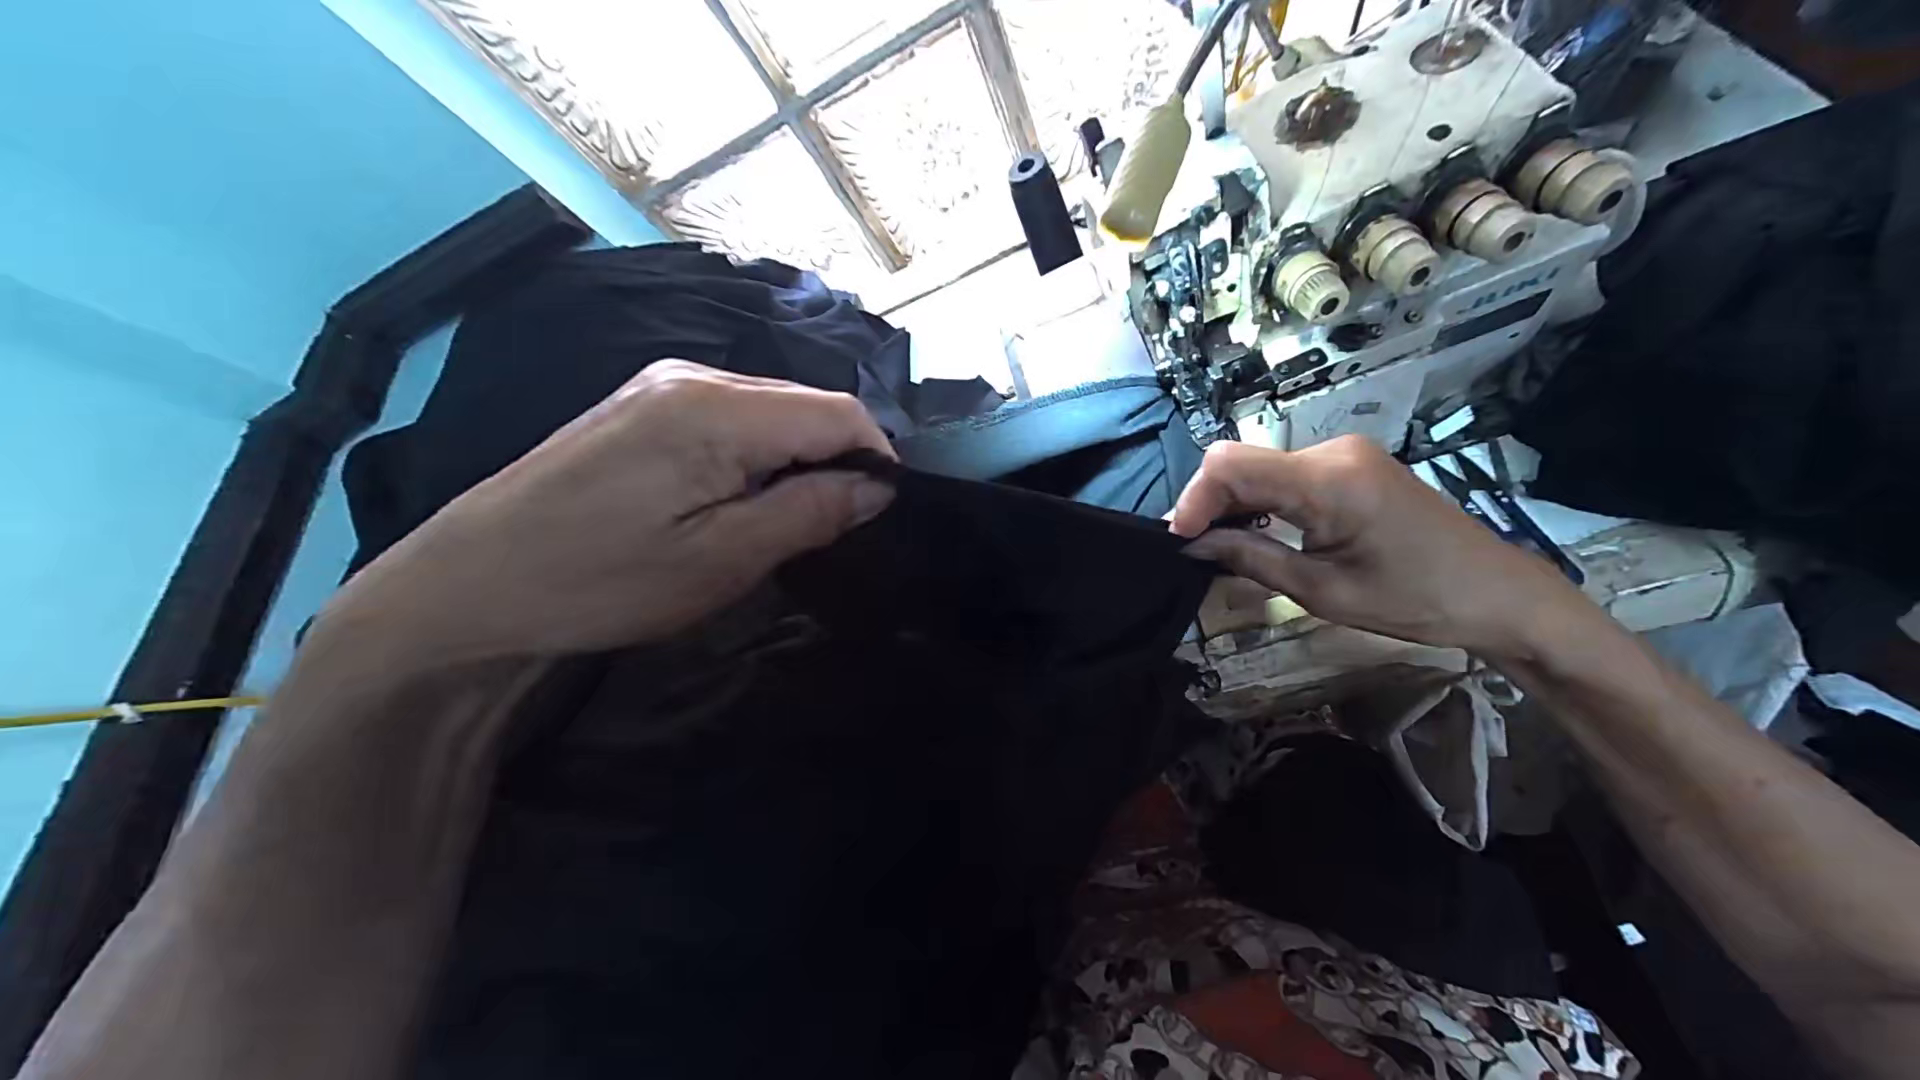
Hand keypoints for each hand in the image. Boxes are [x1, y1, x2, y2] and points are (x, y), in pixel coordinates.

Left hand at [321, 360, 896, 661]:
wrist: (469, 588)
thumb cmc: (601, 581)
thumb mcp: (723, 559)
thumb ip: (810, 512)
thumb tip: (877, 487)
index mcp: (718, 408)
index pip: (838, 411)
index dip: (875, 457)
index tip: (881, 510)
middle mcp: (693, 376)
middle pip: (805, 403)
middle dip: (837, 458)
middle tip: (834, 526)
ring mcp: (661, 385)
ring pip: (771, 409)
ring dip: (798, 457)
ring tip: (787, 517)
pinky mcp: (640, 406)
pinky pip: (731, 416)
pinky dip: (759, 453)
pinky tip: (740, 495)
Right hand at [1171, 437, 1588, 657]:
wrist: (1501, 594)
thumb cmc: (1415, 601)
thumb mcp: (1320, 590)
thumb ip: (1249, 557)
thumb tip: (1190, 545)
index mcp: (1328, 480)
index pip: (1229, 465)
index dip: (1193, 500)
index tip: (1179, 543)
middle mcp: (1332, 451)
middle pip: (1239, 461)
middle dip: (1208, 503)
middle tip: (1196, 550)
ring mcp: (1344, 453)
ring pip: (1258, 465)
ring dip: (1232, 502)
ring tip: (1221, 545)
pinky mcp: (1351, 464)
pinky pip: (1285, 472)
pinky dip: (1260, 499)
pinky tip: (1257, 530)